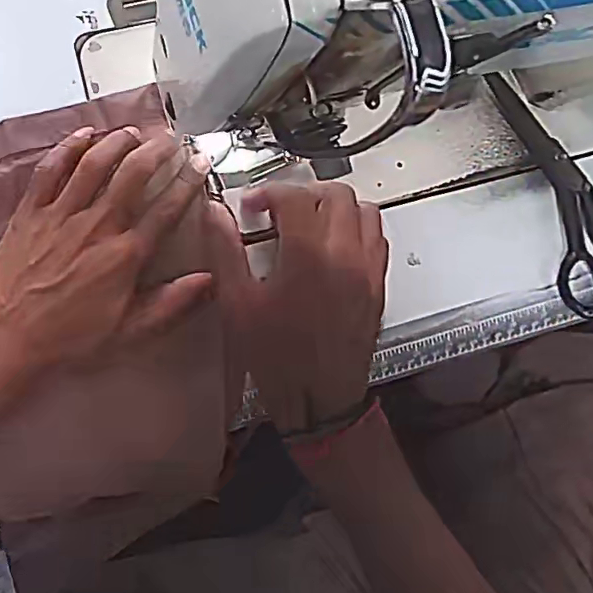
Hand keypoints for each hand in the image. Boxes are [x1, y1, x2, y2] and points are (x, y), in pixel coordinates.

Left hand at [0, 126, 212, 435]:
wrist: (6, 340)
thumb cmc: (67, 339)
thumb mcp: (127, 332)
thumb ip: (170, 304)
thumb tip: (208, 281)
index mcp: (123, 256)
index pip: (166, 209)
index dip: (188, 182)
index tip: (200, 164)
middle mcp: (95, 227)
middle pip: (132, 175)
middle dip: (155, 150)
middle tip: (169, 139)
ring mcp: (60, 216)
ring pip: (93, 164)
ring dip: (116, 143)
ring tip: (132, 133)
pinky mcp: (30, 213)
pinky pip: (50, 170)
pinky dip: (67, 148)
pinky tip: (82, 135)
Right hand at [207, 181, 386, 433]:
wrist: (319, 399)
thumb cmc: (278, 359)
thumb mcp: (237, 303)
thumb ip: (225, 250)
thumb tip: (215, 215)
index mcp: (309, 257)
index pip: (295, 197)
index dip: (267, 193)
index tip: (252, 206)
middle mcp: (345, 257)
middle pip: (334, 195)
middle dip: (302, 193)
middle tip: (278, 209)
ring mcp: (367, 271)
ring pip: (363, 210)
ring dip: (333, 206)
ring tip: (307, 220)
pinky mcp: (378, 286)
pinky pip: (376, 237)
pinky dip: (355, 228)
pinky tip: (333, 243)